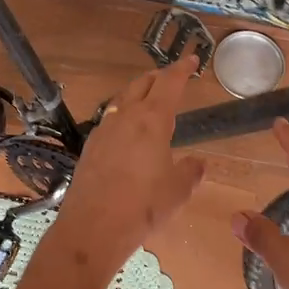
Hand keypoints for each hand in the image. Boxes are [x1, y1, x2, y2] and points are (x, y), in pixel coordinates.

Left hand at [53, 55, 206, 269]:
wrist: (92, 228)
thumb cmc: (142, 207)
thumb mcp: (177, 192)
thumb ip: (191, 172)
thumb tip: (198, 164)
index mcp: (152, 119)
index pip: (169, 82)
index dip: (182, 69)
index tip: (191, 59)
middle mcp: (126, 116)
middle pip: (143, 83)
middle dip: (159, 77)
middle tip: (171, 79)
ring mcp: (104, 129)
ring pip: (124, 99)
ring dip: (139, 94)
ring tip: (150, 104)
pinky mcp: (90, 146)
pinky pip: (111, 119)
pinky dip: (124, 115)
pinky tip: (128, 134)